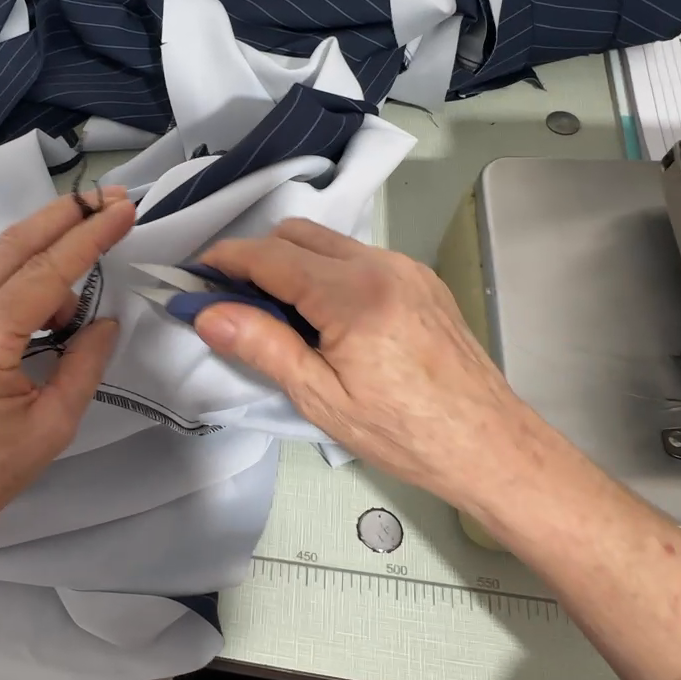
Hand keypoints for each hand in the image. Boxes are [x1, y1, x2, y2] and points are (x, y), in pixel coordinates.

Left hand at [0, 188, 135, 585]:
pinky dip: (33, 277)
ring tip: (92, 263)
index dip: (88, 238)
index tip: (124, 211)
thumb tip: (103, 319)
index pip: (45, 274)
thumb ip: (86, 361)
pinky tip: (60, 305)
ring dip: (51, 245)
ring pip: (4, 258)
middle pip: (16, 245)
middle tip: (113, 197)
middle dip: (66, 215)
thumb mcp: (57, 421)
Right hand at [192, 219, 540, 510]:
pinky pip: (356, 258)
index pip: (270, 257)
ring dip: (290, 263)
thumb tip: (206, 314)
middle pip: (297, 234)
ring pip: (328, 242)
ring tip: (275, 315)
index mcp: (353, 293)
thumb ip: (262, 346)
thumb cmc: (401, 432)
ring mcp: (405, 268)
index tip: (191, 277)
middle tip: (231, 301)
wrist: (489, 445)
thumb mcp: (321, 397)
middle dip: (255, 258)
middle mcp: (381, 264)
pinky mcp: (420, 280)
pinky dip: (324, 273)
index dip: (224, 262)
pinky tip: (323, 319)